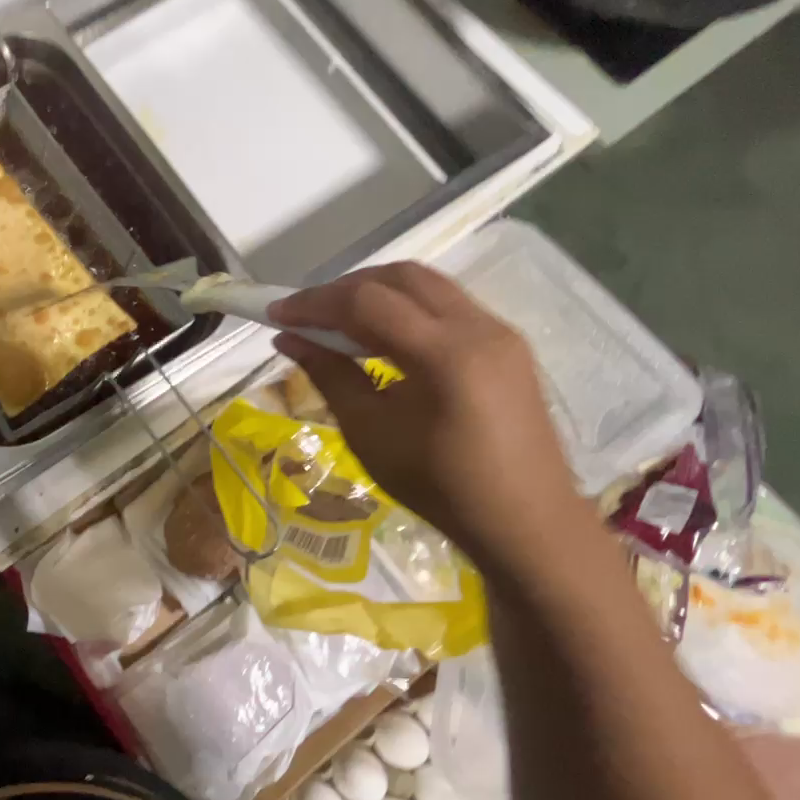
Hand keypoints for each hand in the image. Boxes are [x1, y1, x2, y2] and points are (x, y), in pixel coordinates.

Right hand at [267, 262, 591, 569]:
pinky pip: (447, 305)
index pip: (367, 301)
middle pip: (401, 278)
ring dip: (376, 293)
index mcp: (445, 354)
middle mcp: (478, 328)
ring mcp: (499, 333)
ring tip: (337, 322)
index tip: (275, 314)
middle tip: (305, 314)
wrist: (525, 521)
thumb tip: (288, 339)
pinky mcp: (506, 345)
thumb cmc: (439, 485)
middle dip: (345, 288)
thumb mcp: (369, 432)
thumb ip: (329, 375)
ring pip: (427, 285)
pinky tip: (380, 337)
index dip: (315, 302)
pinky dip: (405, 307)